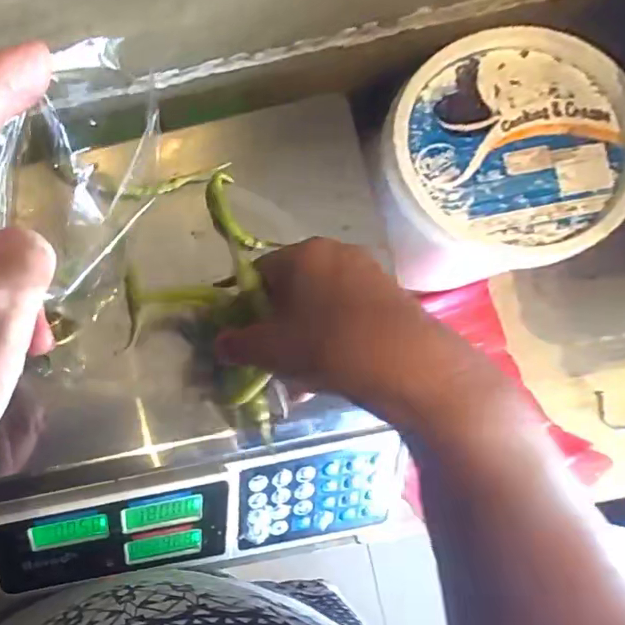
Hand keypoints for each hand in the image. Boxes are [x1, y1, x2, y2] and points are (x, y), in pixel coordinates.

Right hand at [214, 238, 514, 435]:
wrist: (406, 364)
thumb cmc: (325, 346)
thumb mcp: (268, 350)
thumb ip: (236, 344)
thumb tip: (219, 344)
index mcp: (300, 254)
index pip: (255, 274)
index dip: (242, 307)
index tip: (242, 337)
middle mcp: (334, 252)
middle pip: (289, 289)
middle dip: (275, 323)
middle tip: (270, 357)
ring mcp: (367, 271)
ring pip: (318, 305)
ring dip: (302, 335)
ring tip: (300, 373)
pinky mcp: (390, 295)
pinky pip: (345, 314)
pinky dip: (331, 337)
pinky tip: (329, 370)